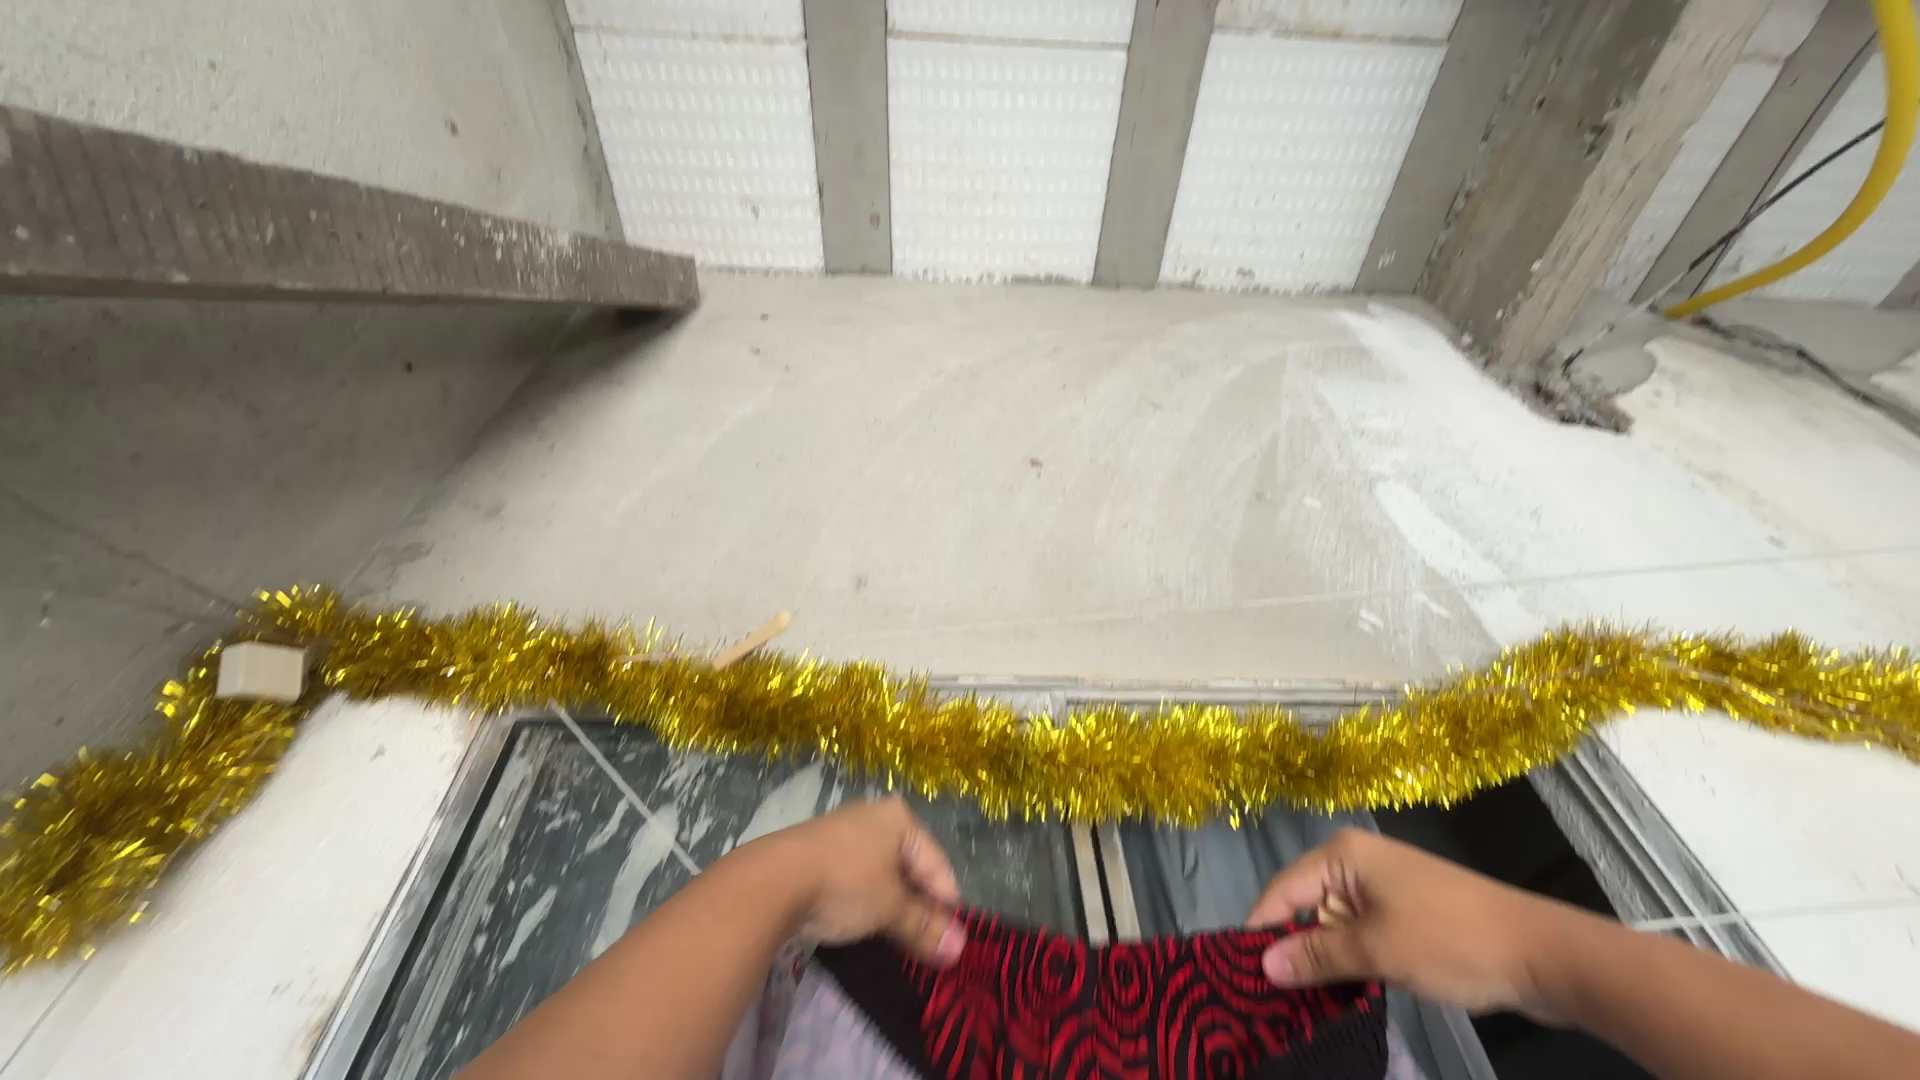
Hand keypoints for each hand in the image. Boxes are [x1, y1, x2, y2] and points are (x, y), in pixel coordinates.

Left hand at [747, 796, 966, 967]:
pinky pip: (853, 879)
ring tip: (891, 939)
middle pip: (909, 868)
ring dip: (888, 907)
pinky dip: (861, 902)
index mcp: (899, 818)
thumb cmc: (845, 883)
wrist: (771, 881)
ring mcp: (843, 833)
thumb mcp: (890, 908)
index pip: (937, 865)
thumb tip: (960, 949)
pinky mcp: (817, 853)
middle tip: (923, 945)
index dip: (945, 905)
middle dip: (916, 907)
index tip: (948, 942)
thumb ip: (925, 926)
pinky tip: (856, 924)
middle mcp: (873, 816)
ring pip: (880, 875)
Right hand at [1246, 828, 1589, 1018]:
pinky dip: (1354, 959)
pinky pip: (1362, 933)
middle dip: (1294, 947)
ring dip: (1327, 959)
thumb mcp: (1377, 950)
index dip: (1262, 928)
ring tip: (1304, 1000)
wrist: (1543, 954)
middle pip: (1306, 905)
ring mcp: (1384, 887)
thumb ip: (1317, 956)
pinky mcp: (1407, 912)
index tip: (1240, 971)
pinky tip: (1347, 990)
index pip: (1283, 889)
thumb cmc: (1450, 939)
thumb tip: (1264, 964)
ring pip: (1334, 924)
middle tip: (1273, 995)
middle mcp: (1357, 862)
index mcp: (1343, 855)